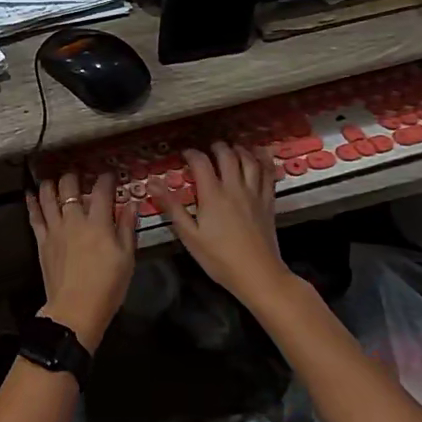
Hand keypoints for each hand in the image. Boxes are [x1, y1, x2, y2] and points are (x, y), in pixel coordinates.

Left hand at [25, 170, 135, 350]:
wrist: (76, 307)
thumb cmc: (108, 286)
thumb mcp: (127, 258)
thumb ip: (127, 228)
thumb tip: (132, 205)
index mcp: (99, 224)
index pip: (102, 192)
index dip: (105, 179)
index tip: (109, 173)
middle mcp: (74, 221)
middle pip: (70, 189)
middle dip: (73, 176)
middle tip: (76, 172)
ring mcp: (55, 230)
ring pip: (48, 198)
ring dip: (50, 184)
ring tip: (51, 177)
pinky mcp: (42, 241)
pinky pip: (34, 217)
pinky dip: (32, 203)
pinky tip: (30, 194)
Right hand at [143, 142, 296, 305]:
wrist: (258, 274)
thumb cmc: (218, 257)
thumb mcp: (188, 234)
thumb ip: (171, 206)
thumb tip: (152, 183)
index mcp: (213, 195)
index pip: (202, 163)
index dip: (192, 154)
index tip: (184, 154)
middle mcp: (235, 189)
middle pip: (228, 157)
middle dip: (217, 148)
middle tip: (208, 147)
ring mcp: (255, 194)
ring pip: (250, 162)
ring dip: (240, 150)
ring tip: (232, 148)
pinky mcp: (268, 203)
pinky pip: (268, 175)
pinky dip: (264, 161)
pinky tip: (260, 156)